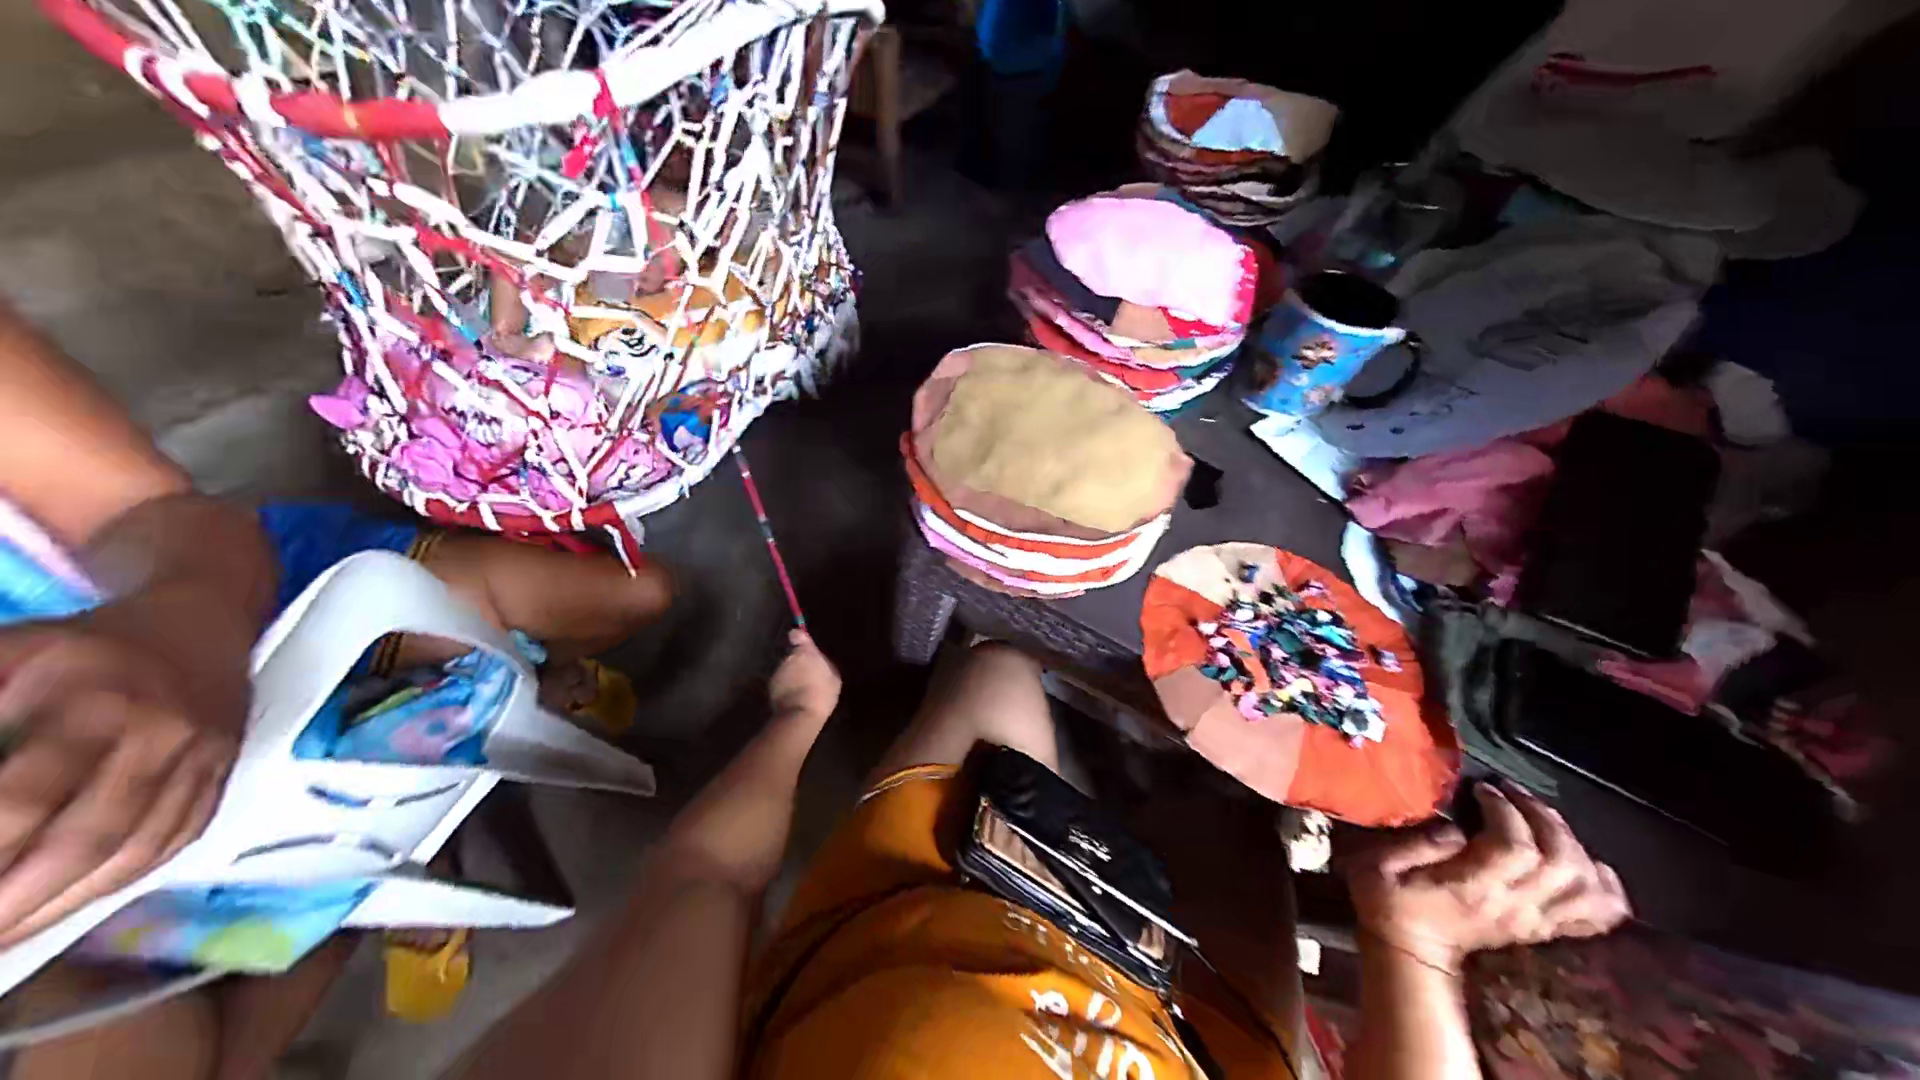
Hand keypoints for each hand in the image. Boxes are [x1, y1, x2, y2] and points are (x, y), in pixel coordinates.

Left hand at [0, 598, 247, 944]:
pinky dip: (117, 883)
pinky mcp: (226, 770)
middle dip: (10, 901)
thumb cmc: (83, 648)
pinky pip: (177, 838)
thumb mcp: (3, 659)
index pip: (25, 796)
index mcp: (96, 695)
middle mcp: (162, 728)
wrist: (204, 624)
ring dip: (56, 907)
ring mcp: (206, 752)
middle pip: (87, 834)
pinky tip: (66, 902)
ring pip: (137, 847)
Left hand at [767, 630, 840, 721]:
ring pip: (786, 669)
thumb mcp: (833, 676)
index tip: (801, 641)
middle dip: (798, 662)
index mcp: (806, 652)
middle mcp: (789, 658)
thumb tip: (818, 658)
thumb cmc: (822, 693)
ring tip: (802, 689)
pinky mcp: (770, 687)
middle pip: (793, 655)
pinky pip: (780, 683)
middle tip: (808, 676)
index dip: (799, 637)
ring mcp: (777, 672)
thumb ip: (824, 662)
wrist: (800, 715)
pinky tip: (794, 698)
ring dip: (792, 675)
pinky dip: (785, 687)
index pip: (797, 634)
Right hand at [1343, 782, 1630, 973]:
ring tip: (1540, 816)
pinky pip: (1599, 913)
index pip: (1516, 848)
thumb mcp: (1380, 865)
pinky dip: (1604, 885)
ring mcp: (1537, 920)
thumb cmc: (1387, 899)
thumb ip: (1417, 843)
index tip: (1481, 787)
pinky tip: (1586, 861)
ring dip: (1572, 843)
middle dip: (1541, 817)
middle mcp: (1518, 906)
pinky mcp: (1545, 926)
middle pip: (1562, 861)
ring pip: (1587, 884)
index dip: (1506, 810)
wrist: (1409, 949)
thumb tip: (1453, 826)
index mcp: (1476, 889)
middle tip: (1513, 792)